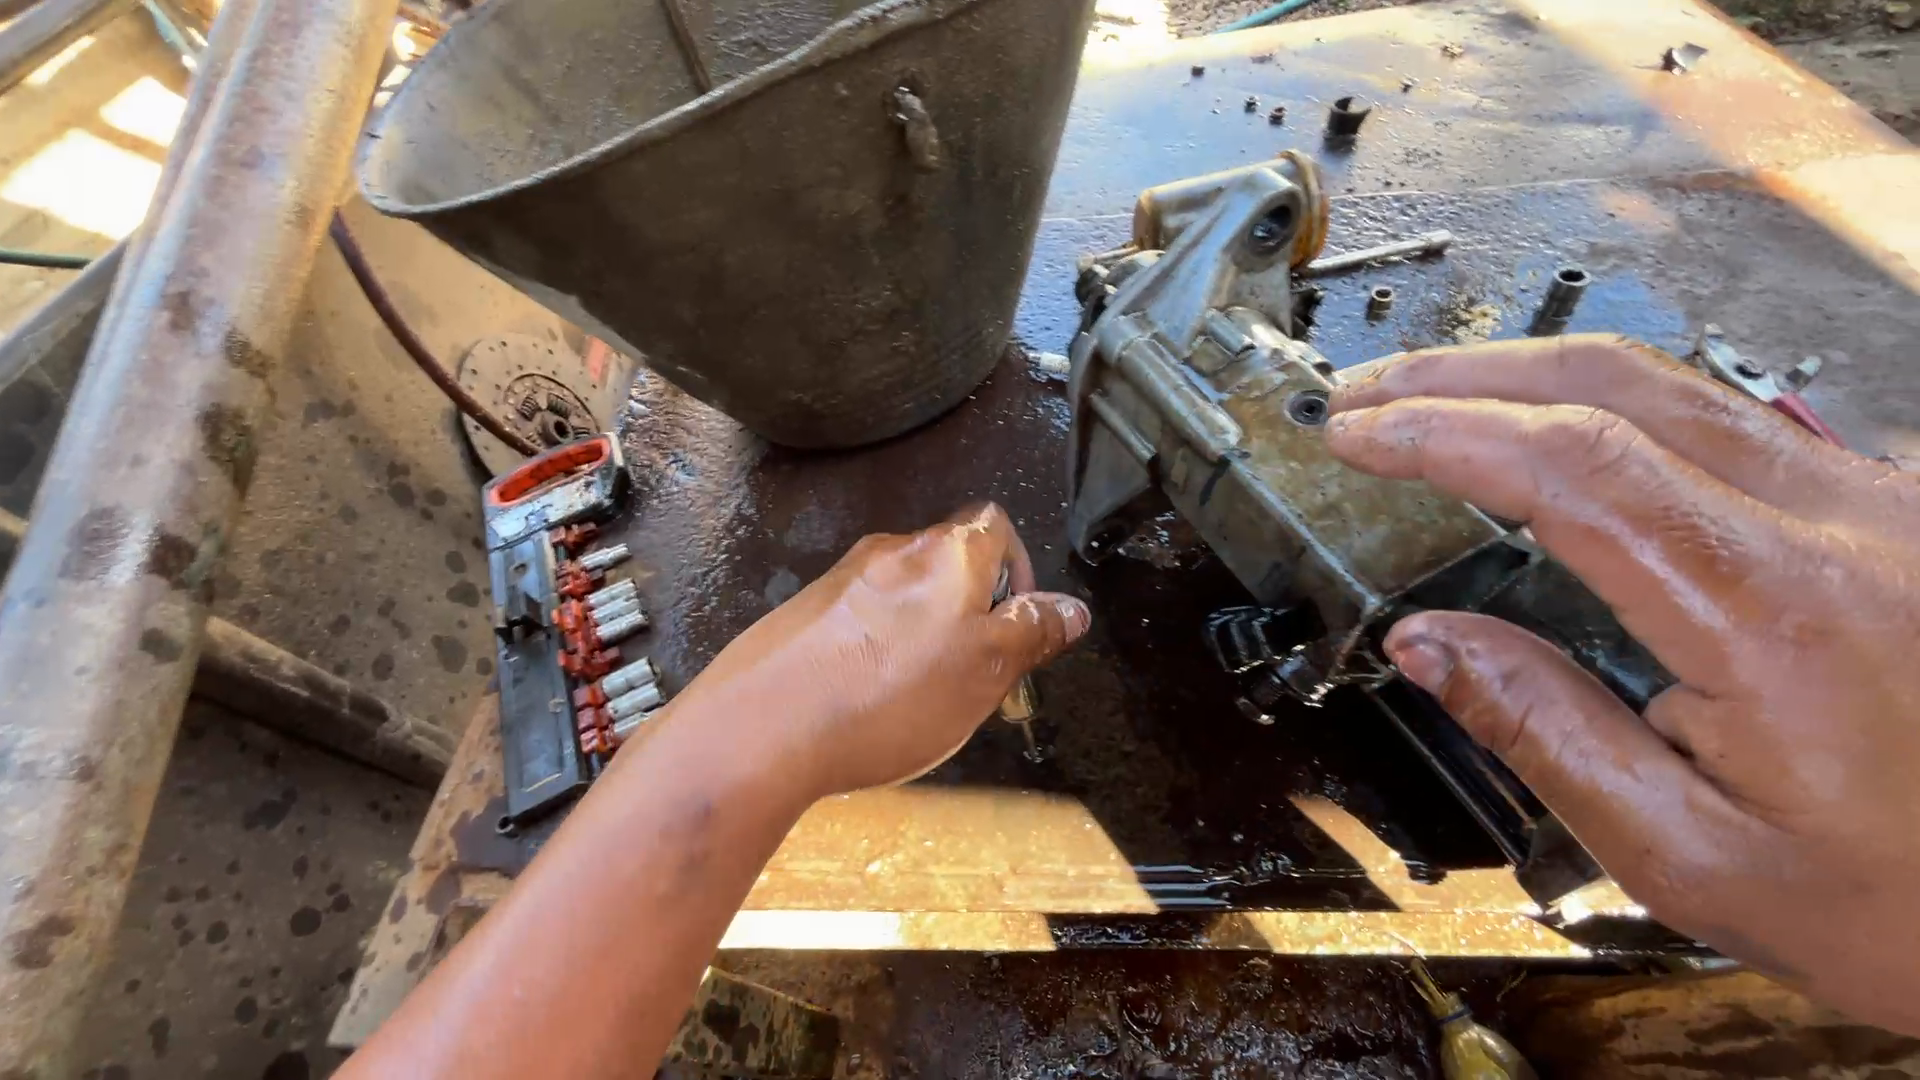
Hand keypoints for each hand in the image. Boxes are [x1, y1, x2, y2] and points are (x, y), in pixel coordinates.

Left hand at [661, 503, 1089, 801]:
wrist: (763, 725)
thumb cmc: (890, 694)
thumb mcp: (985, 670)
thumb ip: (1032, 632)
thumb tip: (1072, 607)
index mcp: (946, 551)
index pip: (997, 525)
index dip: (1017, 567)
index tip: (1015, 622)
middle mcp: (893, 549)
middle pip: (951, 561)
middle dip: (971, 609)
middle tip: (971, 672)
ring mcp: (842, 578)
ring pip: (906, 592)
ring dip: (925, 630)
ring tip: (919, 693)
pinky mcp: (807, 610)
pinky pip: (862, 616)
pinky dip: (879, 645)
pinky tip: (868, 695)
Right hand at [1325, 335, 1919, 1033]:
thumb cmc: (1911, 906)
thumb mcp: (1692, 855)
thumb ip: (1542, 732)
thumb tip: (1423, 643)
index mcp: (1774, 612)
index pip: (1569, 466)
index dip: (1440, 433)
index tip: (1354, 433)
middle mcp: (1837, 523)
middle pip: (1610, 386)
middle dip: (1458, 376)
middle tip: (1362, 395)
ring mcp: (1869, 498)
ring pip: (1659, 380)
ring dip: (1514, 371)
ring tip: (1418, 392)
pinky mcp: (1875, 503)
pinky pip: (1703, 412)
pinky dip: (1583, 395)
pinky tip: (1527, 417)